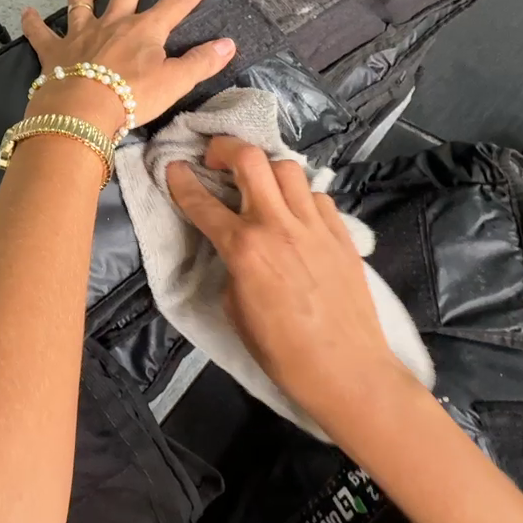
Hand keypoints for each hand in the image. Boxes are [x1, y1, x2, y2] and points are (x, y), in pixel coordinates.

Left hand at [20, 0, 236, 138]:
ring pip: (83, 3)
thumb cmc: (131, 97)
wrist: (83, 108)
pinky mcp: (54, 51)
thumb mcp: (175, 82)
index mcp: (145, 31)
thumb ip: (201, 62)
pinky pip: (40, 33)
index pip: (177, 4)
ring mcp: (81, 34)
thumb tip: (228, 43)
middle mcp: (113, 24)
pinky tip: (25, 11)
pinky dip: (32, 22)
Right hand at [168, 137, 421, 428]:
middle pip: (250, 158)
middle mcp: (277, 226)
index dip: (180, 180)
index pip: (200, 200)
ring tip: (258, 183)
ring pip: (287, 167)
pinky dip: (300, 195)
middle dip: (224, 148)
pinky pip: (317, 196)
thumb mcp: (234, 308)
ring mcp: (314, 227)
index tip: (174, 168)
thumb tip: (232, 245)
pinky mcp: (342, 236)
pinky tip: (295, 213)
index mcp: (243, 248)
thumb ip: (229, 265)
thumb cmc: (282, 352)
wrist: (349, 374)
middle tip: (216, 159)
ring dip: (266, 168)